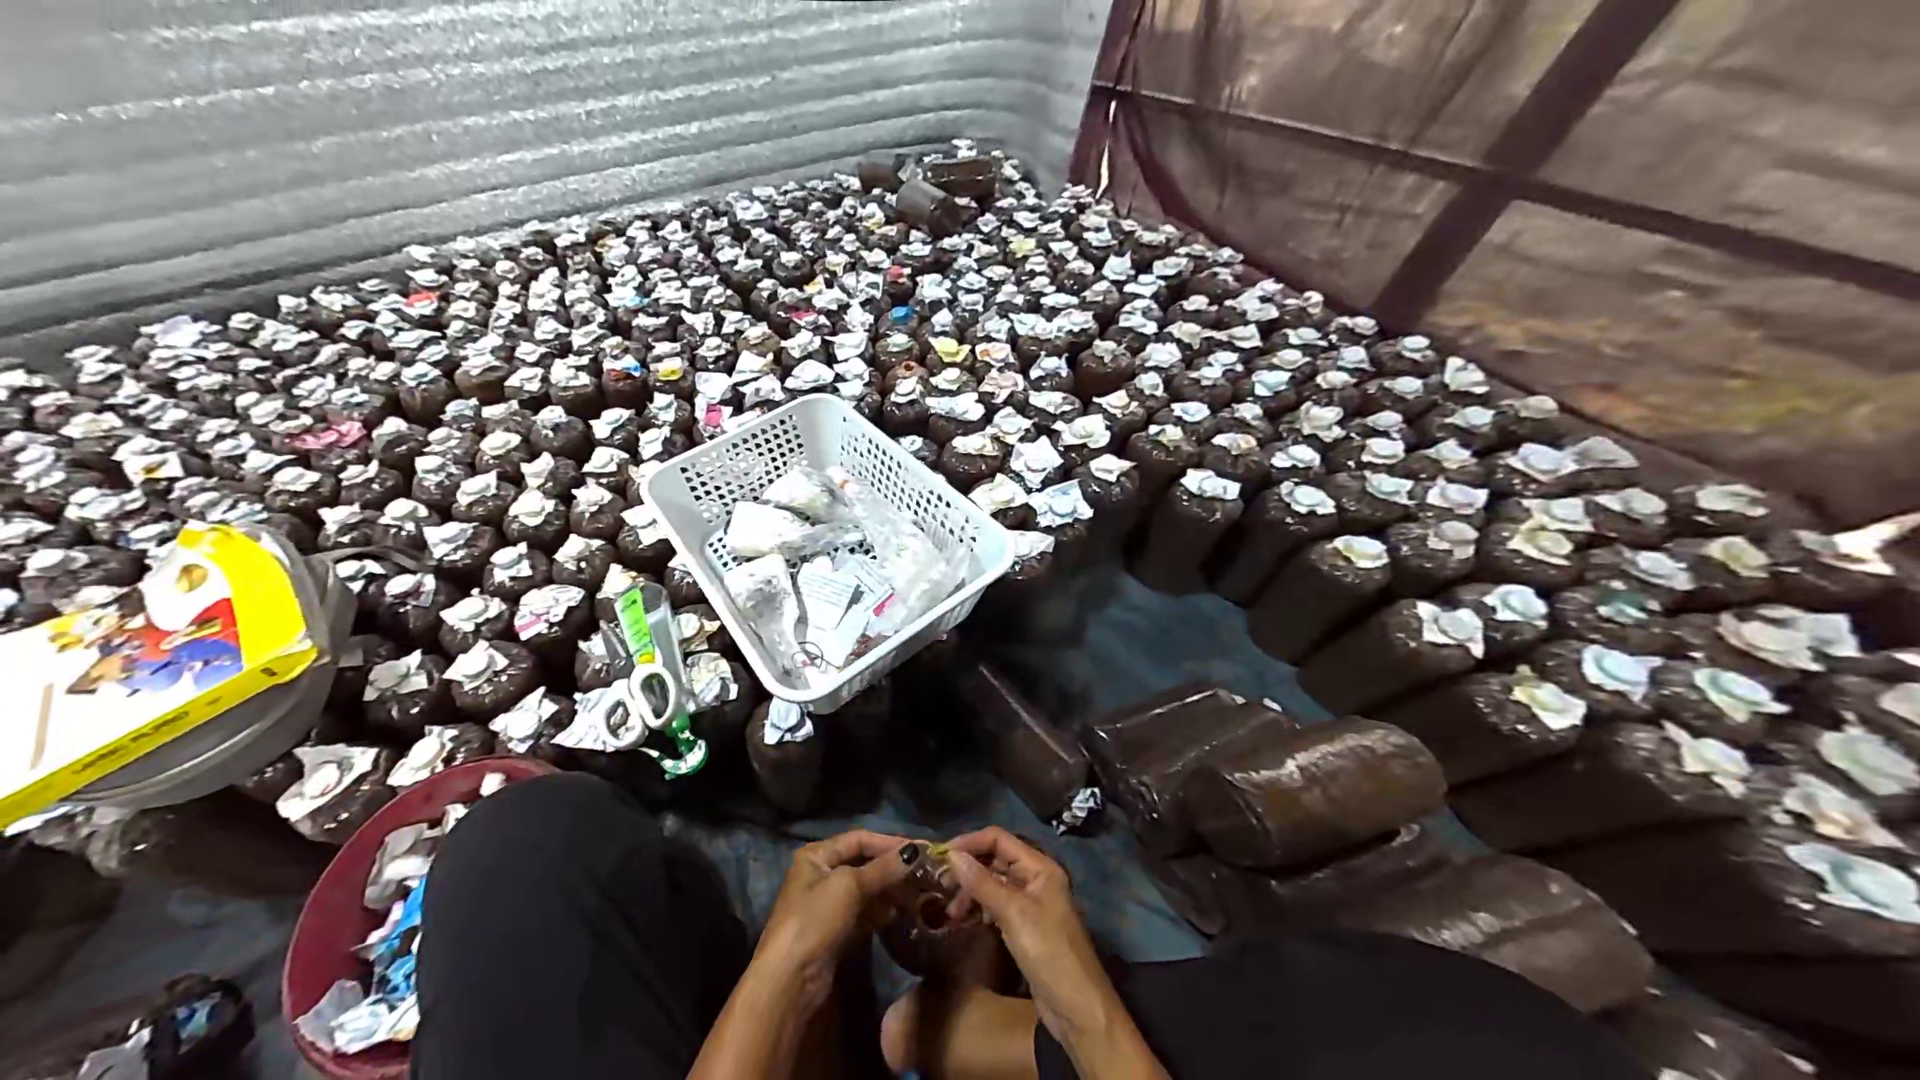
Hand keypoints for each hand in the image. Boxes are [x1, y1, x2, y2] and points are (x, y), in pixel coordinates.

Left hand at [754, 829, 913, 1012]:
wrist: (790, 981)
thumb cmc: (815, 920)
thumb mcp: (849, 887)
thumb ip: (883, 868)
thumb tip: (915, 851)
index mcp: (816, 855)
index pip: (859, 839)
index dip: (888, 842)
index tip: (918, 850)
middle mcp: (819, 874)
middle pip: (862, 863)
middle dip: (890, 867)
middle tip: (921, 872)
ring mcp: (826, 903)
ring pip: (865, 888)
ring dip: (888, 889)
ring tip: (915, 892)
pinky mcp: (834, 930)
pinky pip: (863, 911)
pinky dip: (880, 910)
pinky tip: (898, 913)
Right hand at [943, 828, 1119, 1043]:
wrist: (1075, 1004)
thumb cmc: (1047, 950)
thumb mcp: (1013, 913)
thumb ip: (982, 882)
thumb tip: (952, 856)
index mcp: (1039, 866)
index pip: (999, 840)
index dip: (970, 842)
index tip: (942, 855)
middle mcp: (1035, 878)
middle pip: (995, 860)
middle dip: (968, 868)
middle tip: (941, 883)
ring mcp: (1030, 902)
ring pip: (993, 884)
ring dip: (971, 891)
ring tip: (951, 911)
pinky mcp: (1024, 925)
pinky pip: (996, 905)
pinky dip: (979, 908)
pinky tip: (964, 919)